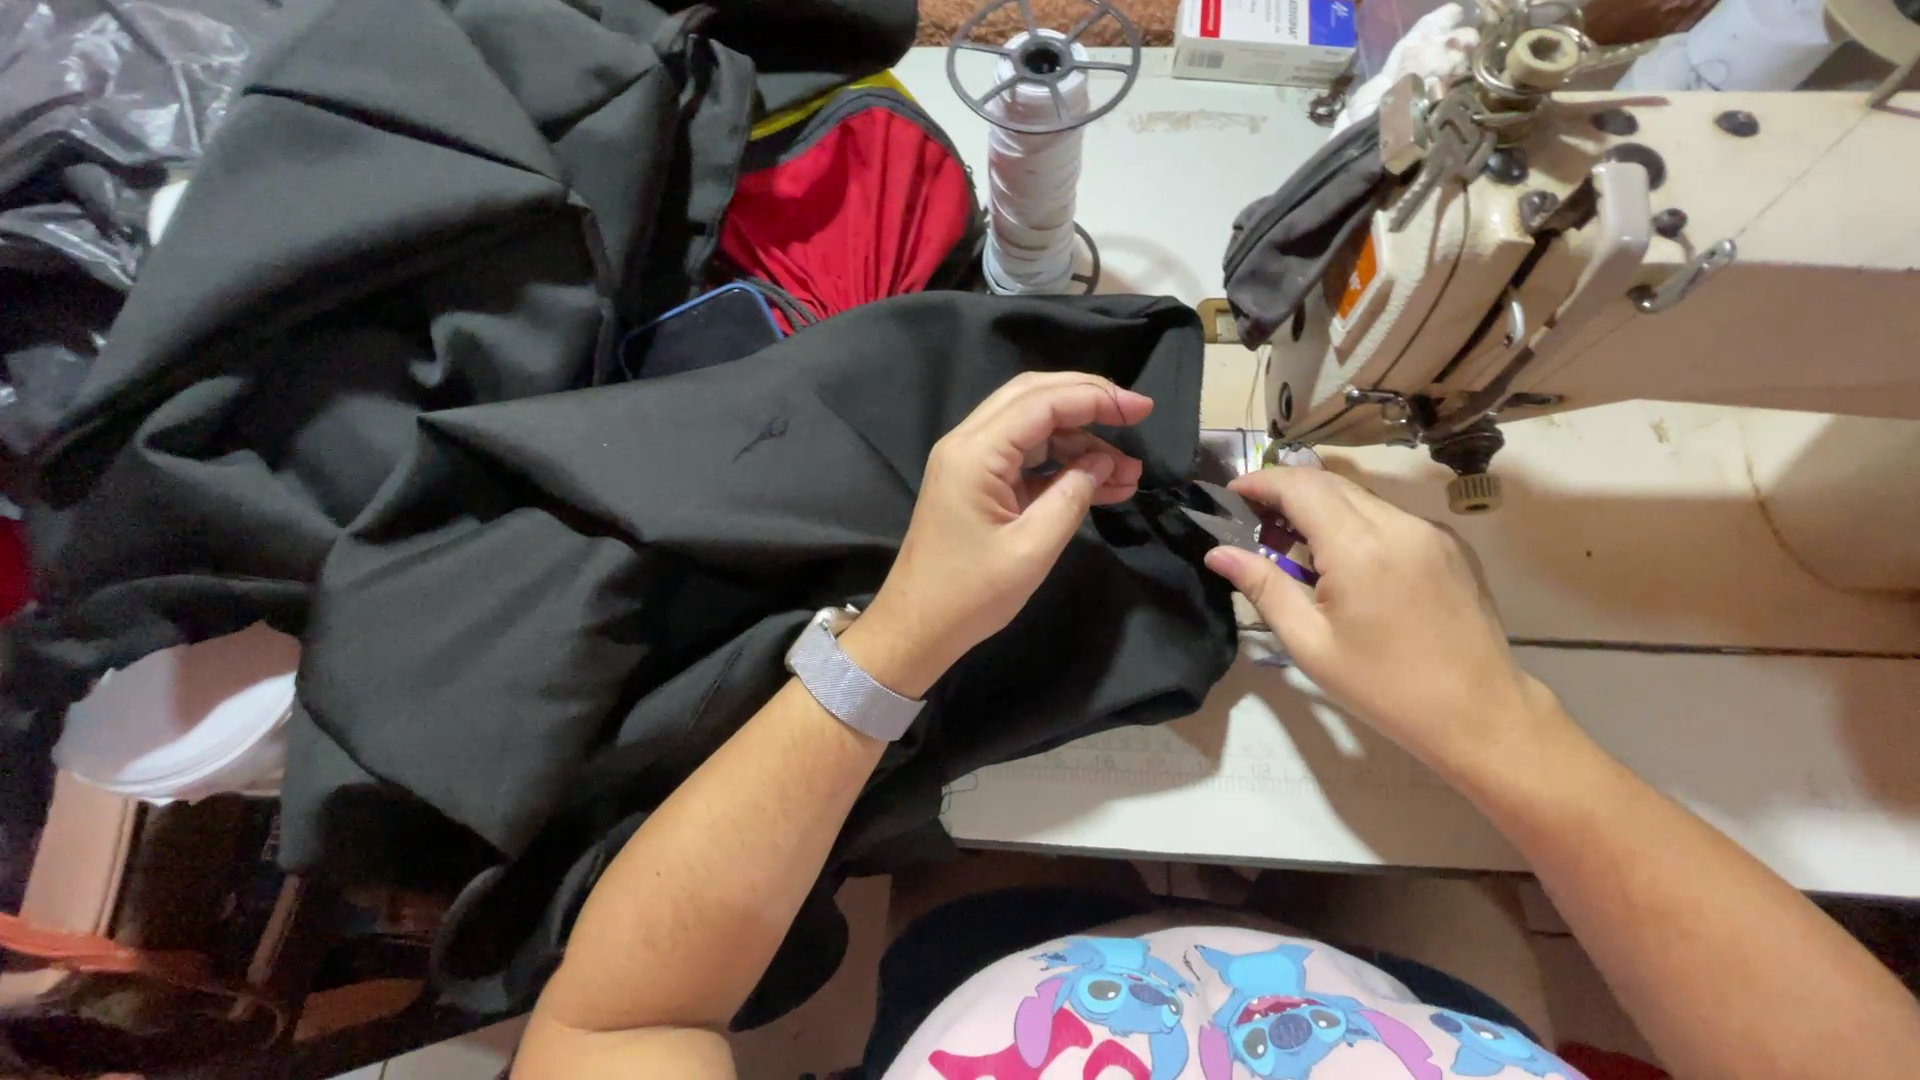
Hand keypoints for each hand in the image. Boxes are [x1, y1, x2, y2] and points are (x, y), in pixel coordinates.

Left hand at [846, 373, 1152, 696]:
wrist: (918, 627)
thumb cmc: (971, 595)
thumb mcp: (1032, 549)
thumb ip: (1072, 497)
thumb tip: (1103, 462)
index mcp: (975, 454)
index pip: (1042, 403)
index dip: (1096, 398)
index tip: (1143, 409)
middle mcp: (967, 444)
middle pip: (1034, 398)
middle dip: (1088, 402)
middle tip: (1136, 416)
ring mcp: (969, 462)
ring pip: (1032, 427)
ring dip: (1081, 441)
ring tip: (1129, 471)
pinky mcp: (976, 483)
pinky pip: (1025, 458)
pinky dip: (1062, 465)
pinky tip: (1102, 484)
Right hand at [1202, 466, 1561, 773]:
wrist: (1478, 712)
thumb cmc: (1382, 686)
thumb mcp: (1309, 642)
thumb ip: (1263, 587)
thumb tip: (1217, 552)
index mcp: (1359, 548)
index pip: (1300, 487)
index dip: (1261, 482)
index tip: (1231, 493)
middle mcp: (1399, 525)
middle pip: (1329, 483)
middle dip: (1285, 490)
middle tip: (1253, 518)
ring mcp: (1431, 531)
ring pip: (1361, 497)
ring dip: (1320, 506)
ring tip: (1293, 541)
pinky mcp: (1450, 544)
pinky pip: (1390, 517)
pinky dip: (1355, 522)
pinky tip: (1343, 559)